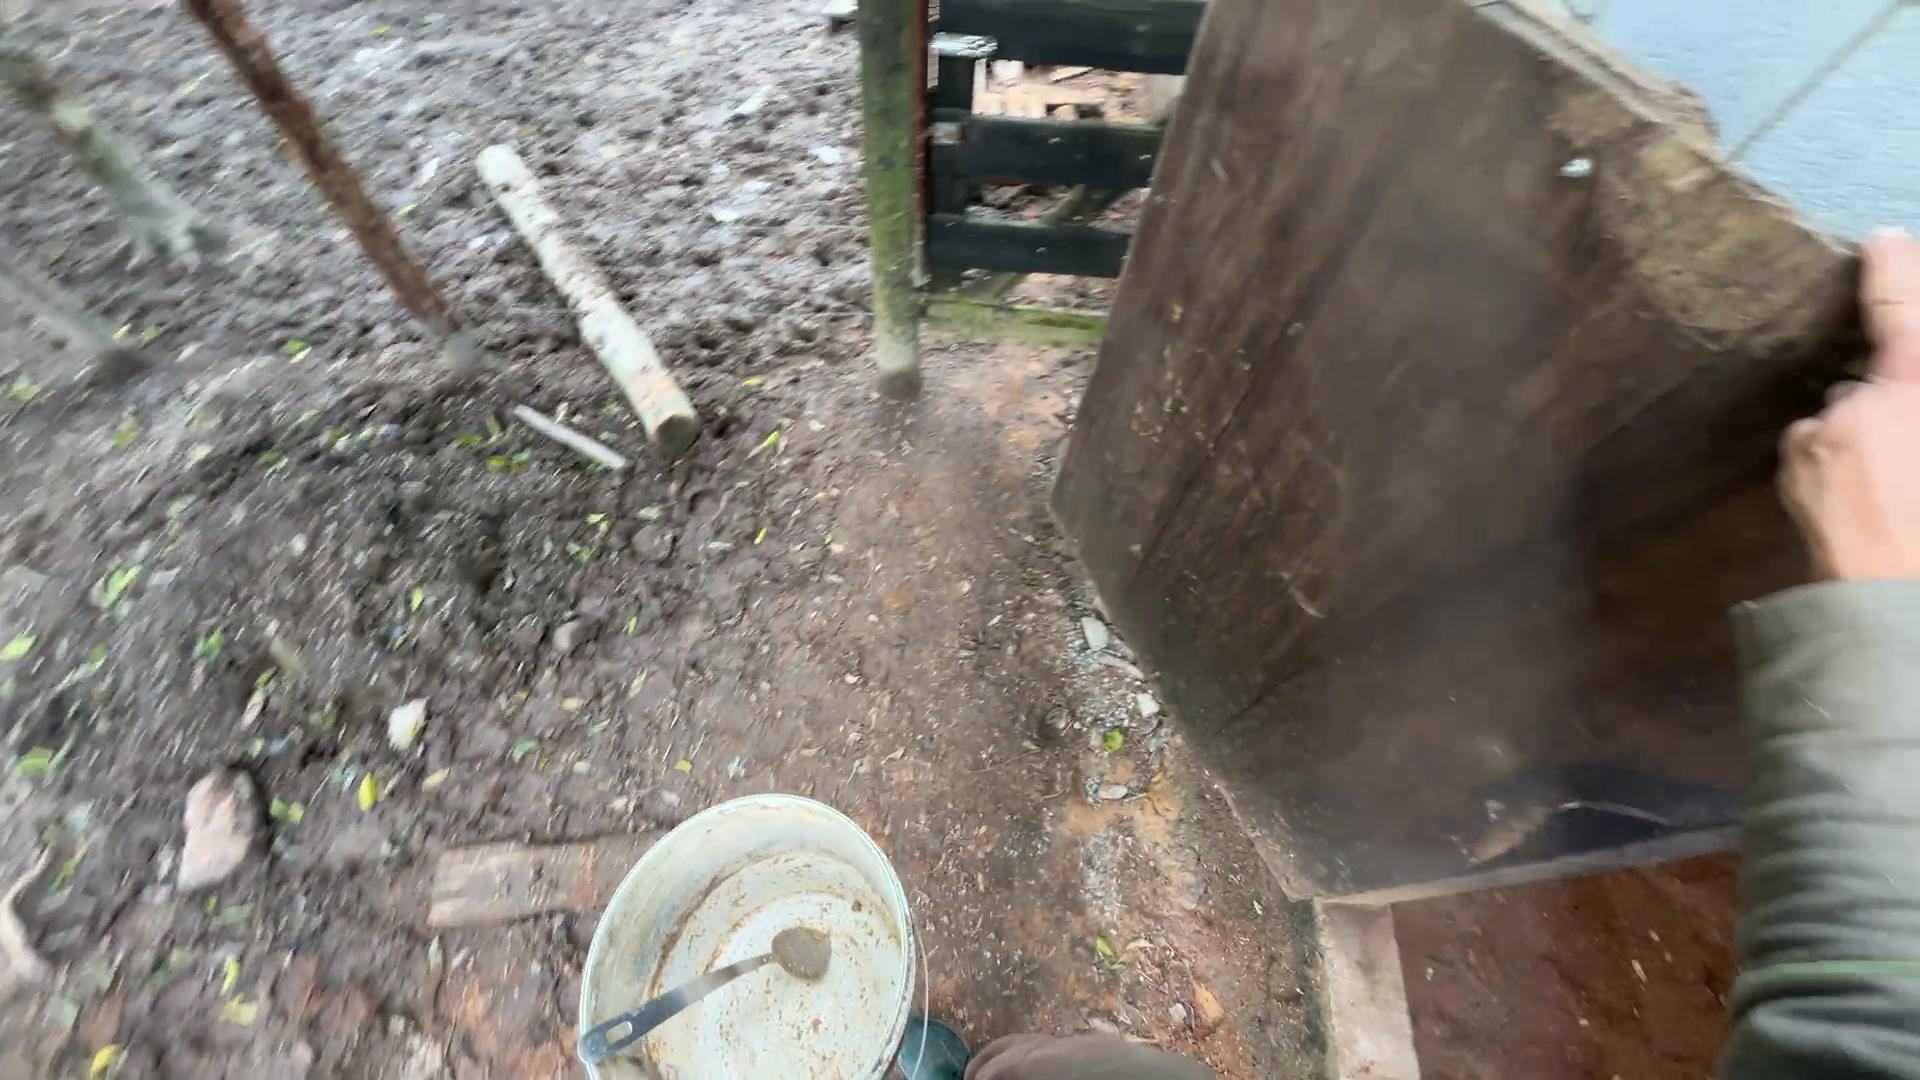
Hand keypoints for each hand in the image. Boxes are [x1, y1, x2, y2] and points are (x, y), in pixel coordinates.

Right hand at [1779, 229, 1919, 580]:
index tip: (1884, 238)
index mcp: (1911, 379)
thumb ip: (1834, 413)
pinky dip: (1890, 427)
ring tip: (1865, 419)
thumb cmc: (1847, 502)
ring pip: (1903, 394)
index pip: (1898, 308)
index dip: (1888, 271)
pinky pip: (1902, 426)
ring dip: (1888, 398)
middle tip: (1881, 345)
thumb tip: (1854, 400)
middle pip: (1915, 350)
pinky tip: (1878, 455)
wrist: (1899, 567)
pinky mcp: (1913, 452)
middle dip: (1898, 340)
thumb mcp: (1812, 448)